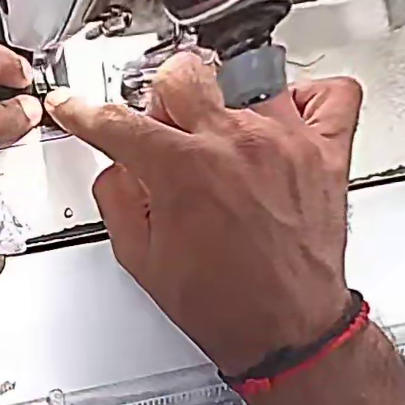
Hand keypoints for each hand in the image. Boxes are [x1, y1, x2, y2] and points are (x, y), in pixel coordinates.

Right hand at [45, 51, 362, 375]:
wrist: (284, 329)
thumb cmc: (222, 303)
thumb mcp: (140, 258)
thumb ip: (116, 199)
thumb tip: (116, 168)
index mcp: (181, 171)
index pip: (116, 121)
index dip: (83, 111)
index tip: (75, 106)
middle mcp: (233, 144)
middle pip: (182, 74)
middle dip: (157, 98)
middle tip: (160, 130)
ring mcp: (285, 142)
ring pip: (246, 77)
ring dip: (222, 103)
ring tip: (219, 140)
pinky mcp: (328, 152)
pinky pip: (329, 94)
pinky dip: (305, 98)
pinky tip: (283, 118)